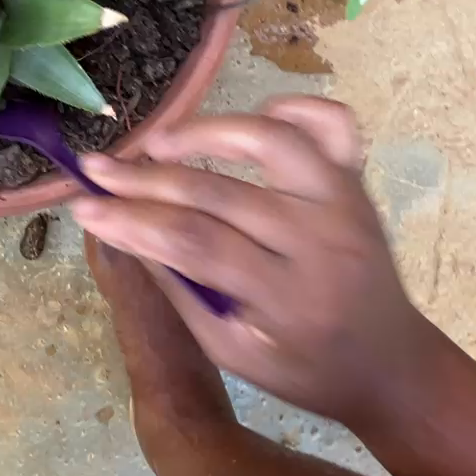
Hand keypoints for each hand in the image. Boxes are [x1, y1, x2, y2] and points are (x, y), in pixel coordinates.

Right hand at [73, 96, 439, 424]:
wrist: (393, 365)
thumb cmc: (305, 367)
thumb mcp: (232, 350)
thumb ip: (179, 287)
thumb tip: (123, 228)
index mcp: (289, 297)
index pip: (194, 244)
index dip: (130, 221)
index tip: (83, 208)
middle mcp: (322, 239)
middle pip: (217, 192)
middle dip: (143, 179)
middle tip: (95, 169)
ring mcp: (345, 200)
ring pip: (270, 140)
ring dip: (205, 132)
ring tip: (158, 143)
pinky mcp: (356, 179)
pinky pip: (328, 121)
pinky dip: (288, 107)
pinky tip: (250, 119)